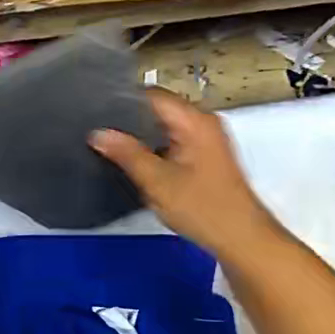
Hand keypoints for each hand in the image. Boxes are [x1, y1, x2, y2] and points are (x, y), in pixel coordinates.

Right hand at [90, 89, 282, 256]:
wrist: (241, 238)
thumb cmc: (203, 208)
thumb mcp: (157, 181)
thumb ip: (126, 153)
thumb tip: (98, 134)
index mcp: (195, 121)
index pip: (151, 95)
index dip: (121, 99)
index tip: (94, 108)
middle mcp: (203, 122)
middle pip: (157, 108)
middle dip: (127, 118)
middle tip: (95, 128)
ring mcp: (205, 138)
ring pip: (162, 125)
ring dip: (138, 133)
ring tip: (106, 142)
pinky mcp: (203, 155)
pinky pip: (170, 139)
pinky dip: (151, 146)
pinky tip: (131, 158)